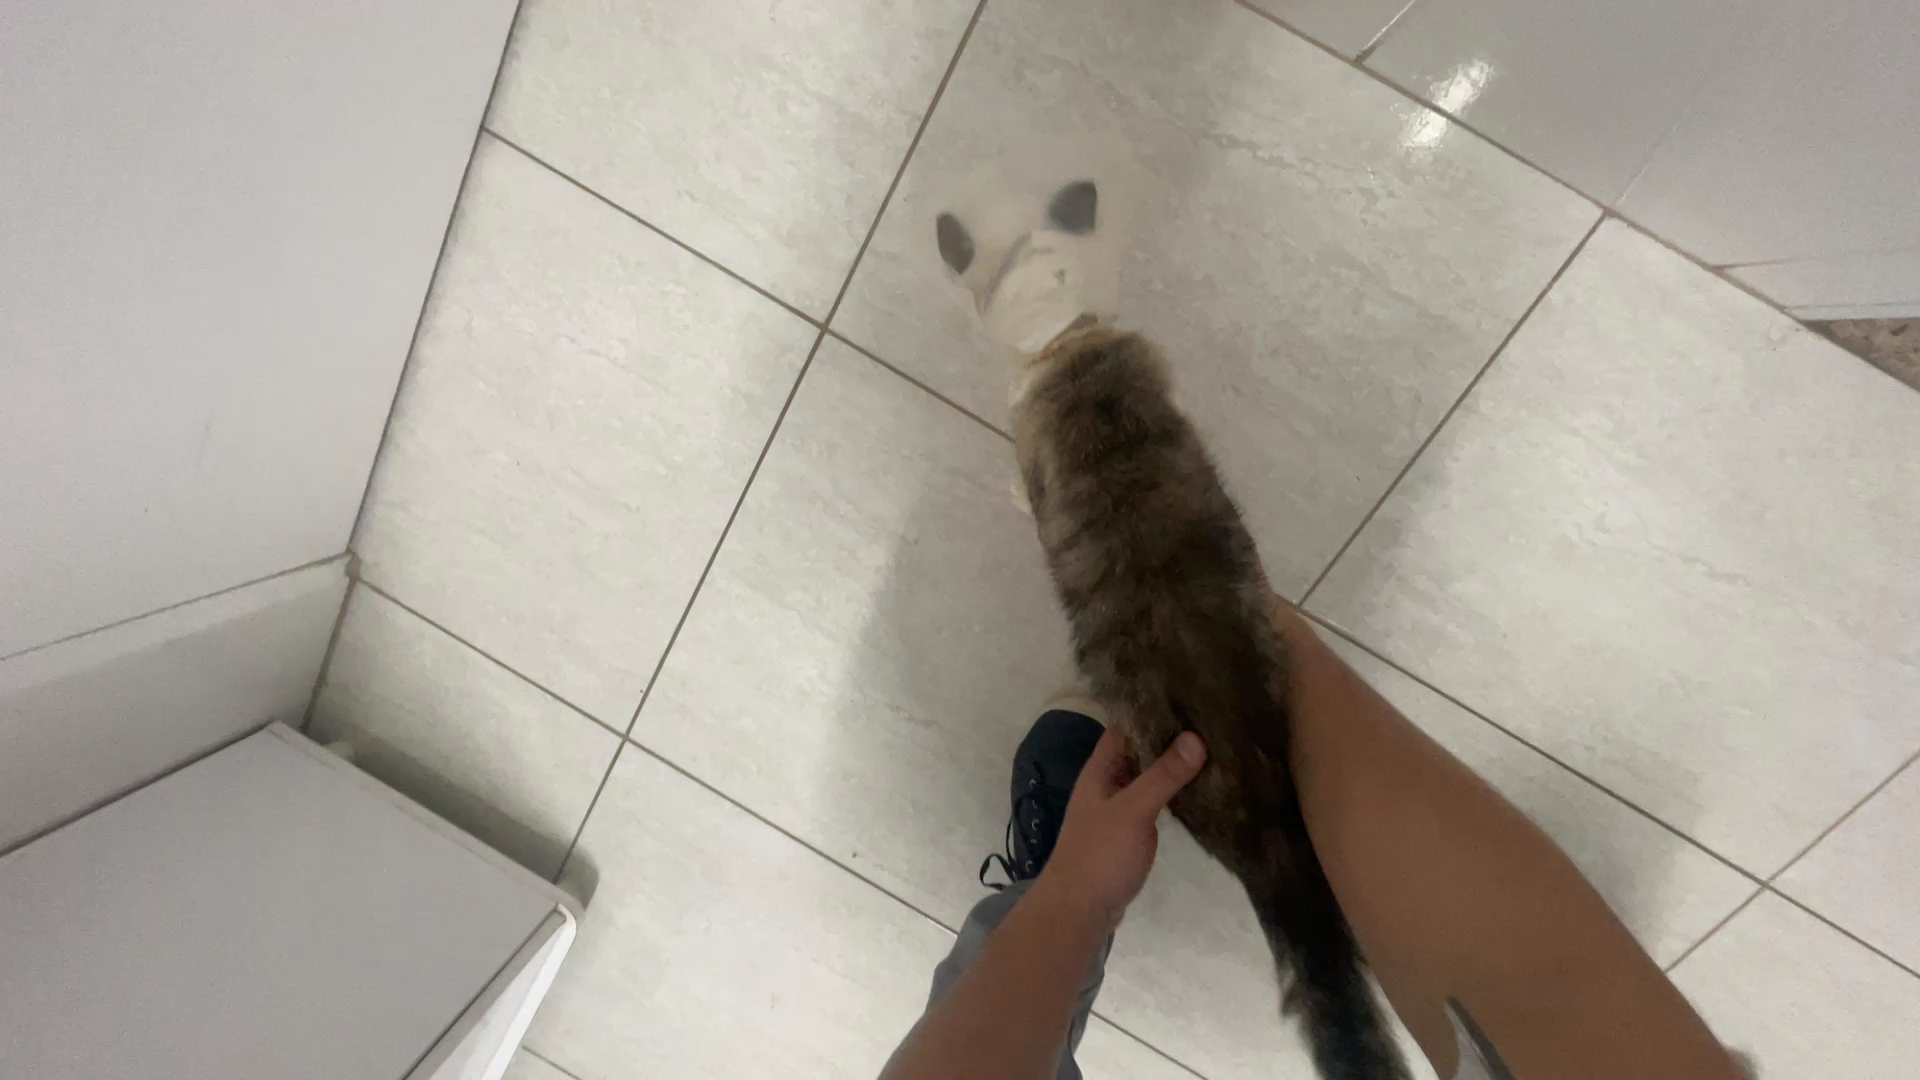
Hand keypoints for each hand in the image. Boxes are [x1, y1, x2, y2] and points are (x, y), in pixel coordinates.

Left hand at [1034, 728, 1207, 932]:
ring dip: (1175, 765)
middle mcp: (1109, 780)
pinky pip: (1155, 800)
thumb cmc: (1099, 853)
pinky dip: (1175, 791)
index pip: (1127, 726)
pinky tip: (1203, 788)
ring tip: (1217, 748)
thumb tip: (1196, 737)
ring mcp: (1120, 805)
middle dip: (1171, 737)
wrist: (1080, 908)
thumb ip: (1163, 776)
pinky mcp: (1132, 829)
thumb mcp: (1133, 810)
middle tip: (1214, 722)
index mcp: (1101, 767)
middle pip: (1141, 749)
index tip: (1190, 698)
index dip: (1154, 710)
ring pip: (1150, 775)